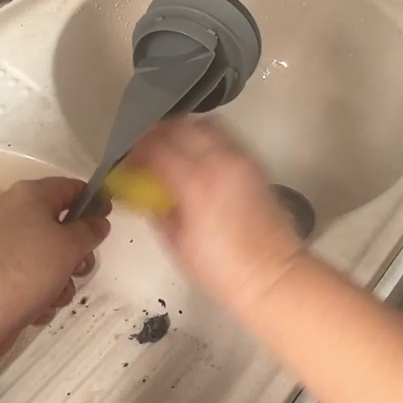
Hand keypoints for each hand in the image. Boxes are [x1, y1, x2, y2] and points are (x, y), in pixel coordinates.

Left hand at [0, 177, 109, 348]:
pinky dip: (37, 294)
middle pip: (58, 227)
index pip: (70, 187)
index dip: (92, 202)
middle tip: (81, 268)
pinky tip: (36, 310)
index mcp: (30, 195)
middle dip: (76, 252)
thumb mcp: (70, 245)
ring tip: (55, 296)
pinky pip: (27, 279)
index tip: (107, 221)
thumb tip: (98, 221)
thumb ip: (89, 231)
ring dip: (59, 280)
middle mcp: (12, 214)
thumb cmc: (27, 268)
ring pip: (46, 259)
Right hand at [129, 118, 305, 315]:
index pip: (156, 148)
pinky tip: (198, 158)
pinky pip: (225, 138)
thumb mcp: (178, 244)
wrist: (273, 276)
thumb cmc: (224, 270)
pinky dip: (206, 139)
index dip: (136, 151)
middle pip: (180, 126)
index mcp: (195, 183)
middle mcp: (219, 162)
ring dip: (183, 131)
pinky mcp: (255, 165)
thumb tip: (149, 195)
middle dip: (158, 133)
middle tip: (145, 148)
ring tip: (171, 147)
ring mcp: (241, 160)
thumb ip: (159, 212)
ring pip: (205, 125)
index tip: (128, 160)